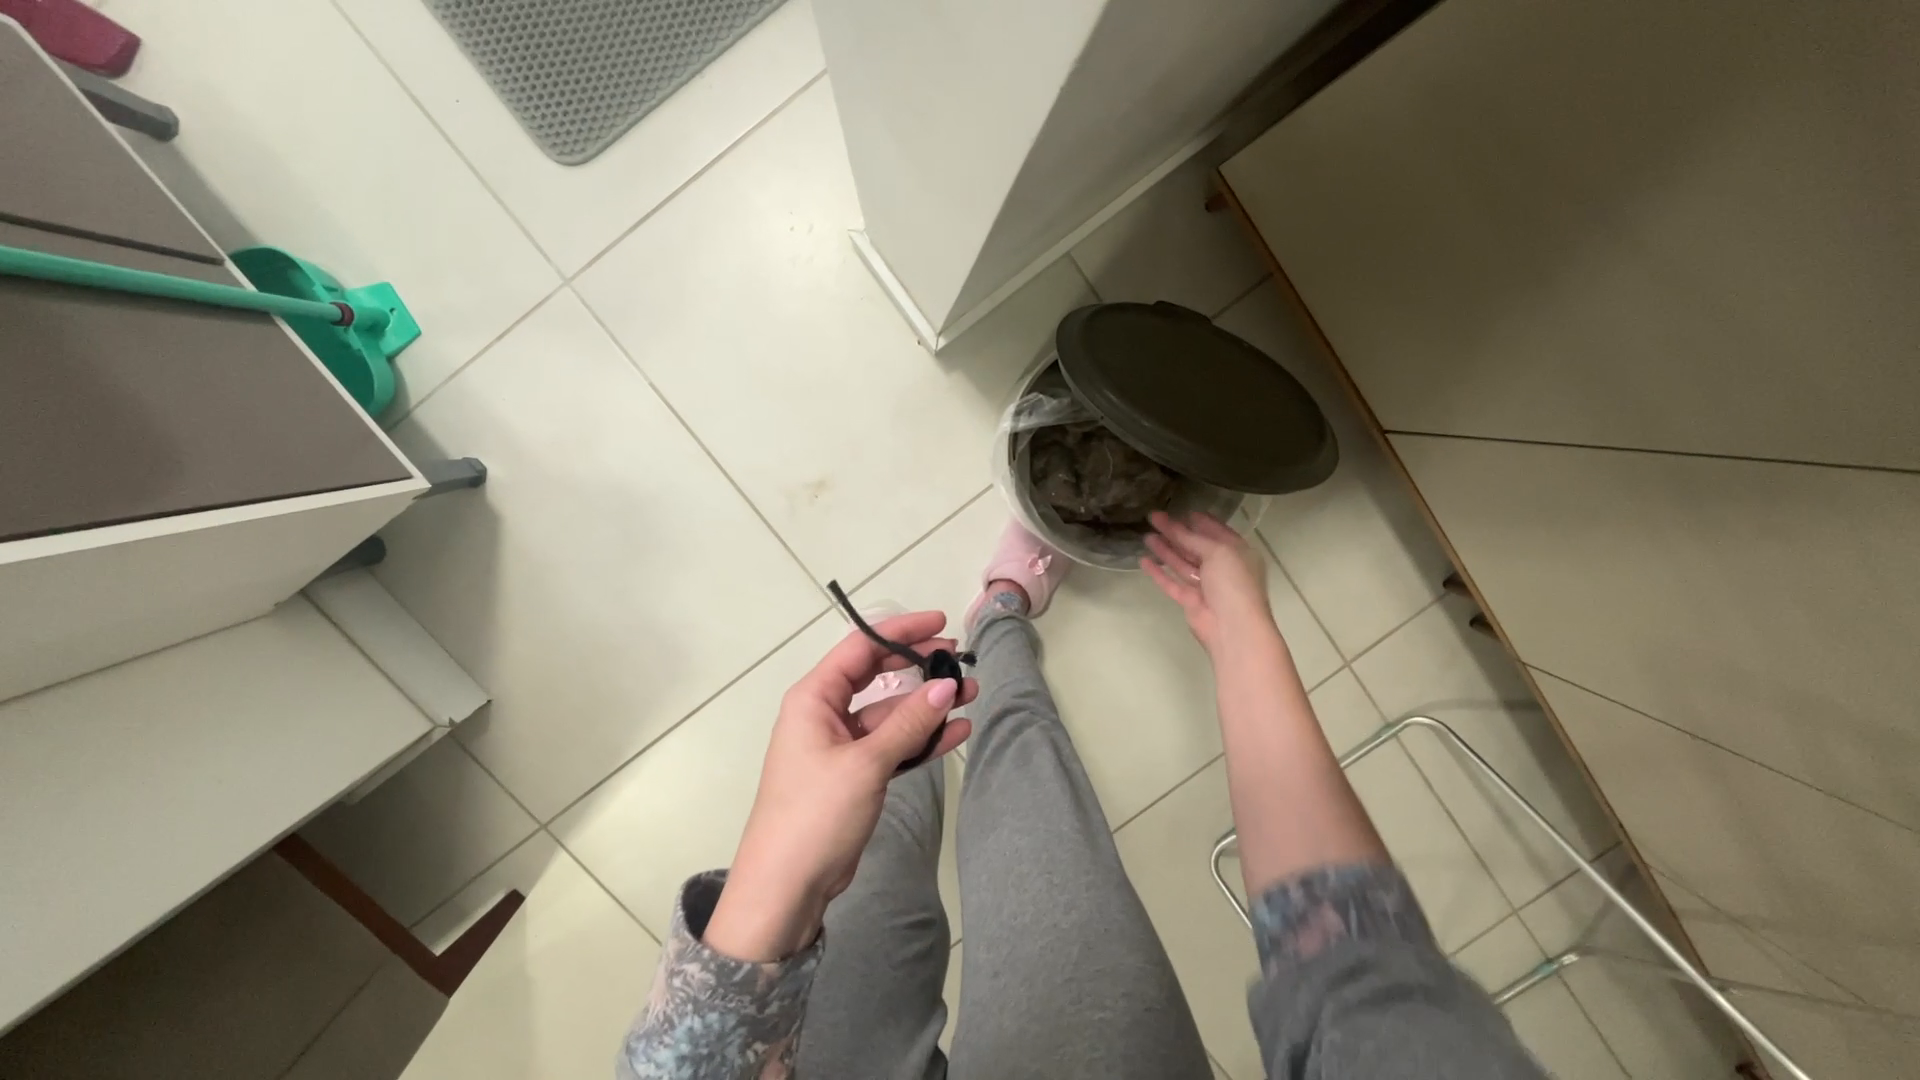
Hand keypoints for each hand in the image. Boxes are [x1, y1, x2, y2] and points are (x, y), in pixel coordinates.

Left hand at [705, 611, 975, 962]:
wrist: (786, 886)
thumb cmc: (815, 813)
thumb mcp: (865, 763)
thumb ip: (909, 723)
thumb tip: (948, 685)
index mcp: (814, 698)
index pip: (861, 647)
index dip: (901, 630)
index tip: (941, 623)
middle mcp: (826, 714)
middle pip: (877, 676)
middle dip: (919, 666)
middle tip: (960, 659)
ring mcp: (842, 745)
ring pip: (890, 713)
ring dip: (928, 706)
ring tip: (972, 696)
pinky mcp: (856, 774)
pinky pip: (893, 745)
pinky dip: (922, 739)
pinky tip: (956, 732)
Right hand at [1141, 511, 1277, 653]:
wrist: (1233, 627)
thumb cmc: (1234, 583)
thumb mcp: (1219, 552)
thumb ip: (1194, 538)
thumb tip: (1177, 525)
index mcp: (1237, 553)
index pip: (1217, 532)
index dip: (1201, 521)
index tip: (1183, 510)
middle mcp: (1222, 568)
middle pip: (1195, 546)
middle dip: (1176, 532)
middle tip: (1155, 517)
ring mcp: (1205, 586)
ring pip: (1182, 563)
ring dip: (1165, 549)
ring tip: (1146, 534)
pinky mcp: (1189, 601)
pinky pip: (1172, 582)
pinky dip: (1158, 572)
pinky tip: (1144, 560)